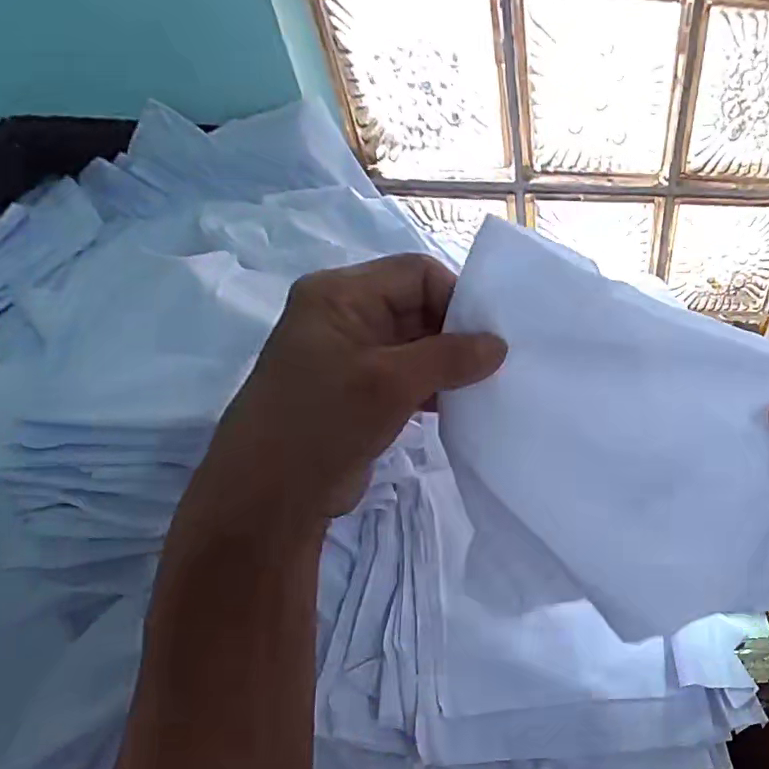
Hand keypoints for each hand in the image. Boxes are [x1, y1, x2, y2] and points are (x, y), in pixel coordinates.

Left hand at [190, 254, 506, 523]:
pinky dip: (432, 387)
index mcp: (340, 294)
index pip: (415, 274)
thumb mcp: (391, 382)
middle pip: (416, 307)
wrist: (269, 495)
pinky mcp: (358, 393)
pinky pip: (406, 377)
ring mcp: (350, 357)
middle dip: (455, 334)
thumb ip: (449, 357)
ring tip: (479, 388)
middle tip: (493, 366)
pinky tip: (457, 407)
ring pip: (414, 345)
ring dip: (447, 365)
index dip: (455, 299)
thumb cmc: (324, 422)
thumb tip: (499, 345)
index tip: (488, 338)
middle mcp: (344, 316)